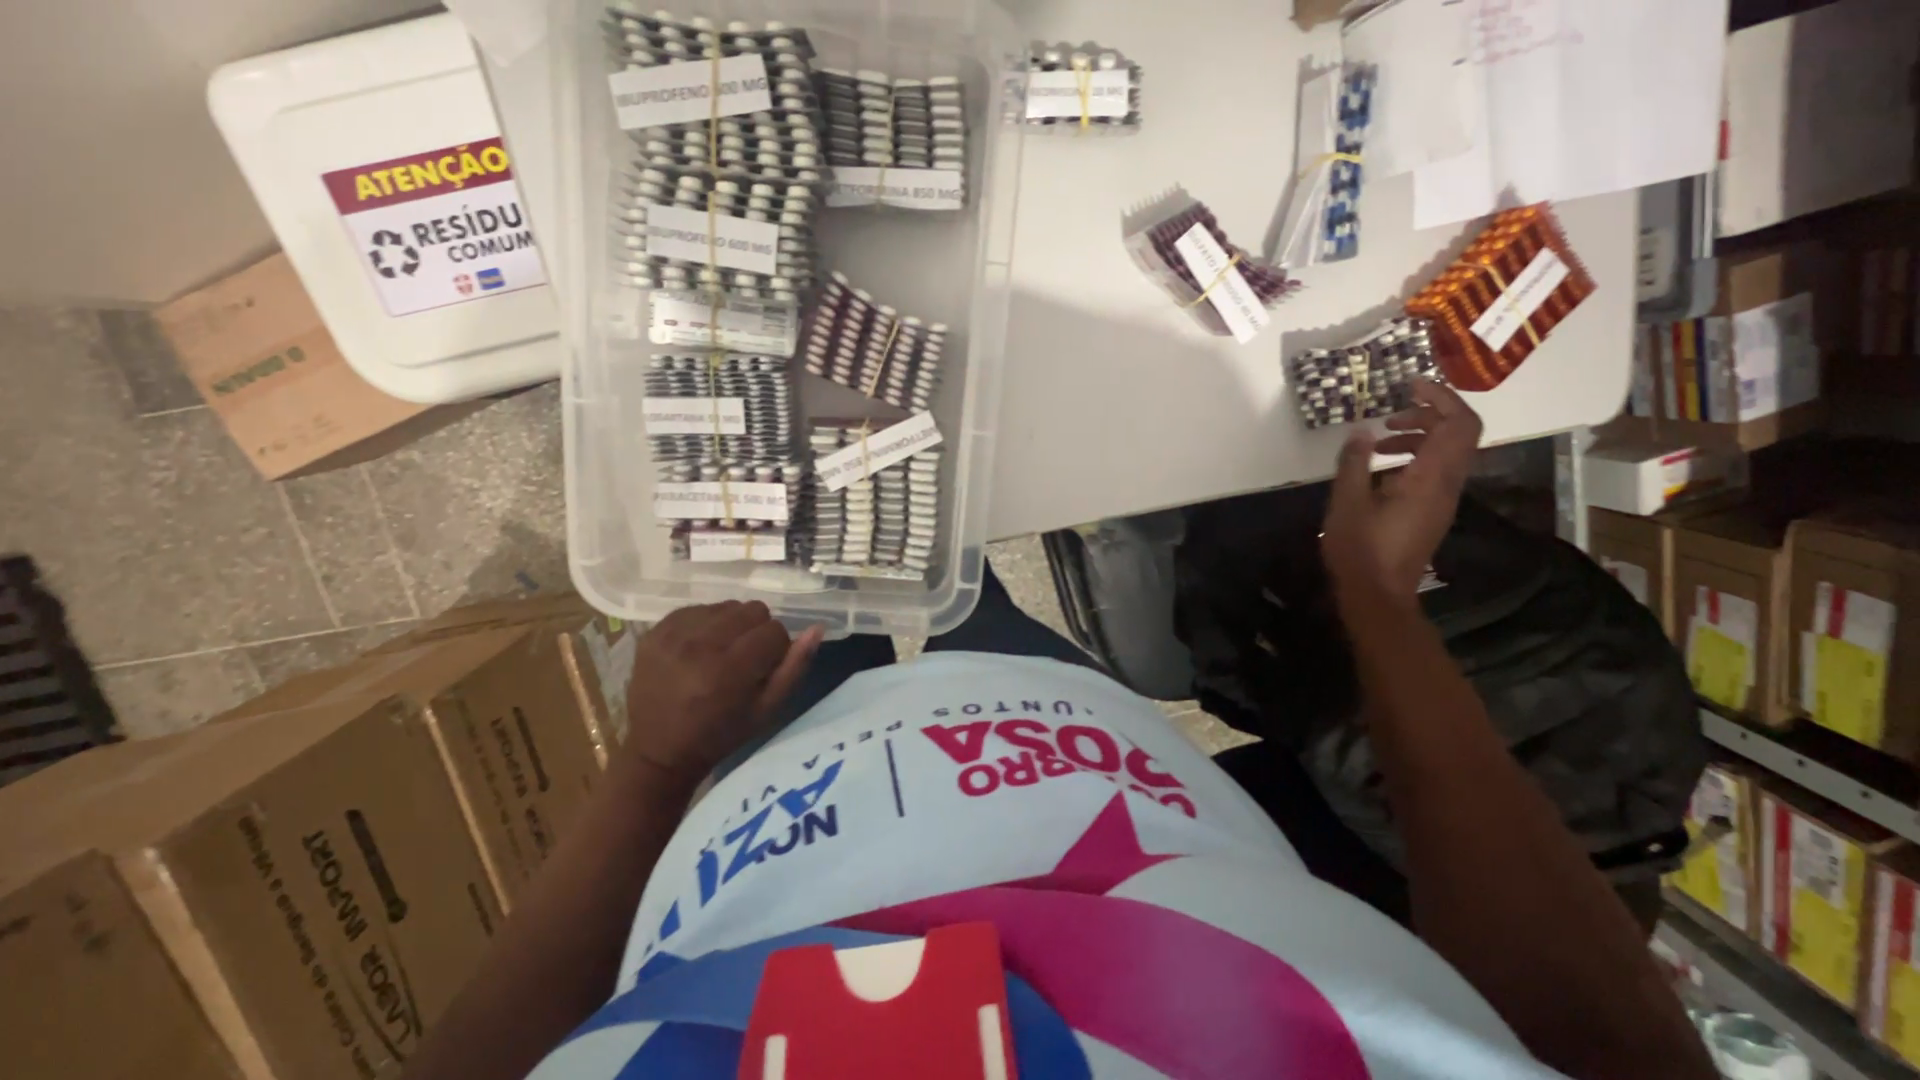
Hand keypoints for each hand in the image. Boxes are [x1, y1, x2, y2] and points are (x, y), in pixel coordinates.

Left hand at [622, 601, 824, 781]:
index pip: (774, 631)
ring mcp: (673, 636)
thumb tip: (816, 628)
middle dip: (756, 632)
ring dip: (731, 625)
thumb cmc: (719, 735)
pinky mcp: (655, 631)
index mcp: (729, 670)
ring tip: (721, 653)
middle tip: (744, 659)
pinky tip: (699, 648)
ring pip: (725, 606)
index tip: (764, 669)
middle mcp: (700, 645)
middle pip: (752, 610)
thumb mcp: (766, 711)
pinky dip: (705, 624)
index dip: (776, 649)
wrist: (658, 750)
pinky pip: (696, 608)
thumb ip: (794, 668)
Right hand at [1322, 379, 1483, 602]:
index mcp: (1430, 478)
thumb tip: (1361, 431)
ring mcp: (1443, 500)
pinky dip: (1417, 456)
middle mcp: (1447, 485)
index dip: (1442, 397)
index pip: (1459, 424)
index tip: (1410, 386)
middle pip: (1460, 433)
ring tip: (1380, 440)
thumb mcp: (1346, 503)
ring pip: (1449, 452)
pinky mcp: (1432, 512)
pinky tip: (1382, 469)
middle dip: (1430, 413)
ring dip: (1420, 436)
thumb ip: (1355, 463)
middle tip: (1393, 412)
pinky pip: (1436, 471)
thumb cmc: (1360, 550)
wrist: (1378, 597)